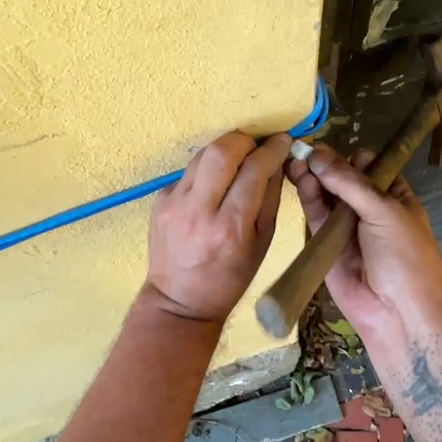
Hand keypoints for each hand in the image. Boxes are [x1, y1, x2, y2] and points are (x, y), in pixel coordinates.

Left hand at [143, 131, 290, 322]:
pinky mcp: (159, 200)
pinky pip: (188, 173)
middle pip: (222, 150)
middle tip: (256, 147)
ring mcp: (174, 203)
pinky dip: (205, 173)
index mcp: (231, 227)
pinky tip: (212, 189)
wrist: (179, 301)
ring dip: (224, 152)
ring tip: (237, 163)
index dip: (272, 149)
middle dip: (245, 140)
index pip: (254, 170)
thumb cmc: (230, 278)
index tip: (282, 140)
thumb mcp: (262, 243)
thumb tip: (277, 160)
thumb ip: (270, 198)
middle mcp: (199, 210)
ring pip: (202, 155)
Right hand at [288, 144, 441, 357]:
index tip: (331, 145)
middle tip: (304, 148)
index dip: (350, 156)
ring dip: (312, 176)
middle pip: (342, 178)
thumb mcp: (384, 212)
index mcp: (394, 197)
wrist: (398, 316)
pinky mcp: (326, 243)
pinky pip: (315, 214)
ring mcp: (347, 226)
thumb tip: (319, 154)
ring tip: (297, 160)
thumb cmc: (405, 257)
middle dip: (325, 163)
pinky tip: (299, 178)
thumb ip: (350, 183)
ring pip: (325, 193)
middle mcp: (369, 208)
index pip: (370, 166)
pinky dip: (306, 196)